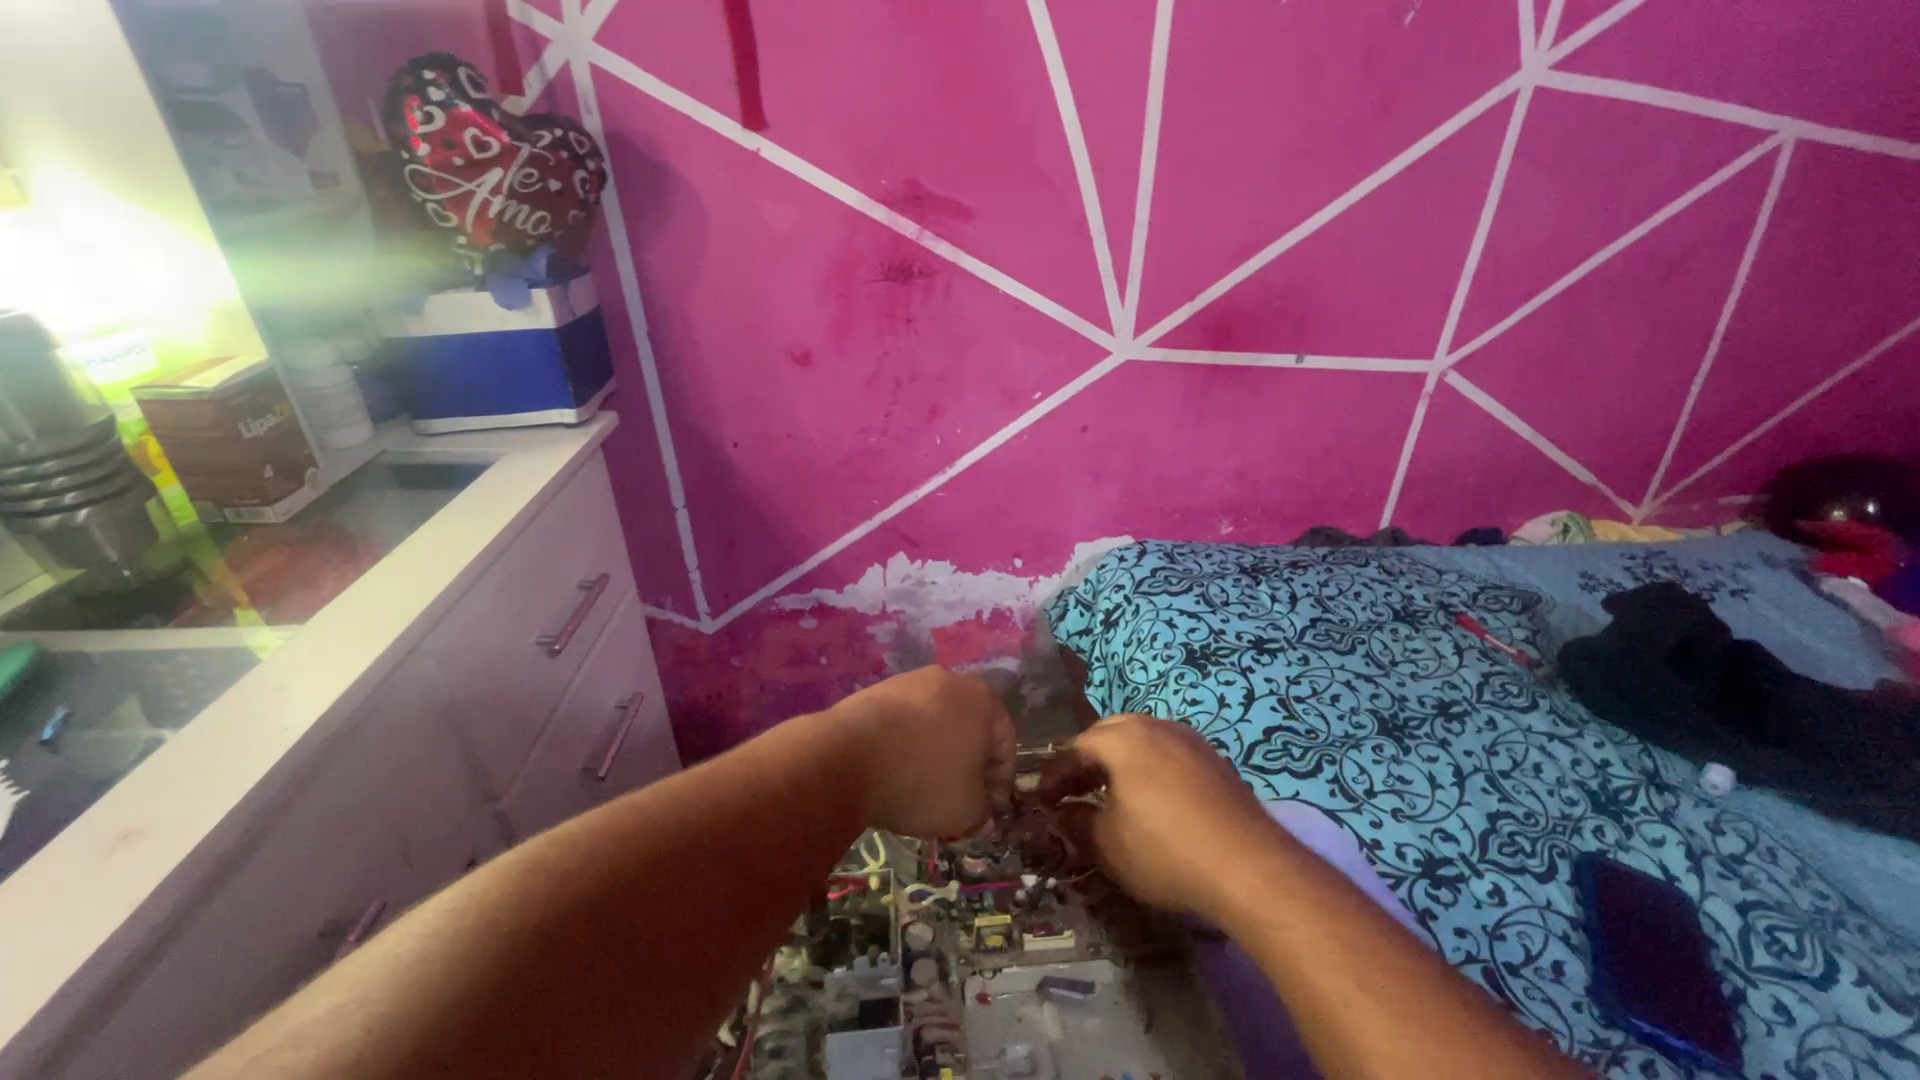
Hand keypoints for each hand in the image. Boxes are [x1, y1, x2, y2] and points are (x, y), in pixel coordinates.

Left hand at [831, 667, 1015, 838]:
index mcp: (984, 700)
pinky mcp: (875, 691)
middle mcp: (950, 680)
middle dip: (966, 764)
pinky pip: (901, 723)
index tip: (988, 810)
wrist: (847, 757)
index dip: (1001, 783)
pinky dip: (903, 746)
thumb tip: (978, 810)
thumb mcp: (967, 811)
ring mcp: (908, 681)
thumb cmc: (923, 780)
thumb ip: (982, 810)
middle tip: (958, 797)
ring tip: (920, 787)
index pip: (1005, 745)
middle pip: (968, 729)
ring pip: (933, 723)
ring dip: (933, 753)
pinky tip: (892, 772)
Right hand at [1057, 714, 1292, 919]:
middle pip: (1111, 733)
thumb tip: (1064, 812)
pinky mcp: (1218, 762)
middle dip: (1087, 760)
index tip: (1041, 800)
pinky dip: (1150, 770)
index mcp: (1124, 738)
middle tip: (1073, 790)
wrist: (1250, 868)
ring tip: (1110, 794)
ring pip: (1144, 740)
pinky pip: (1170, 755)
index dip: (1054, 775)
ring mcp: (1192, 741)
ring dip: (1120, 762)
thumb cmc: (1165, 851)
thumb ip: (1077, 822)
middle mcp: (1158, 727)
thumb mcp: (1107, 844)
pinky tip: (1151, 801)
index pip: (1075, 748)